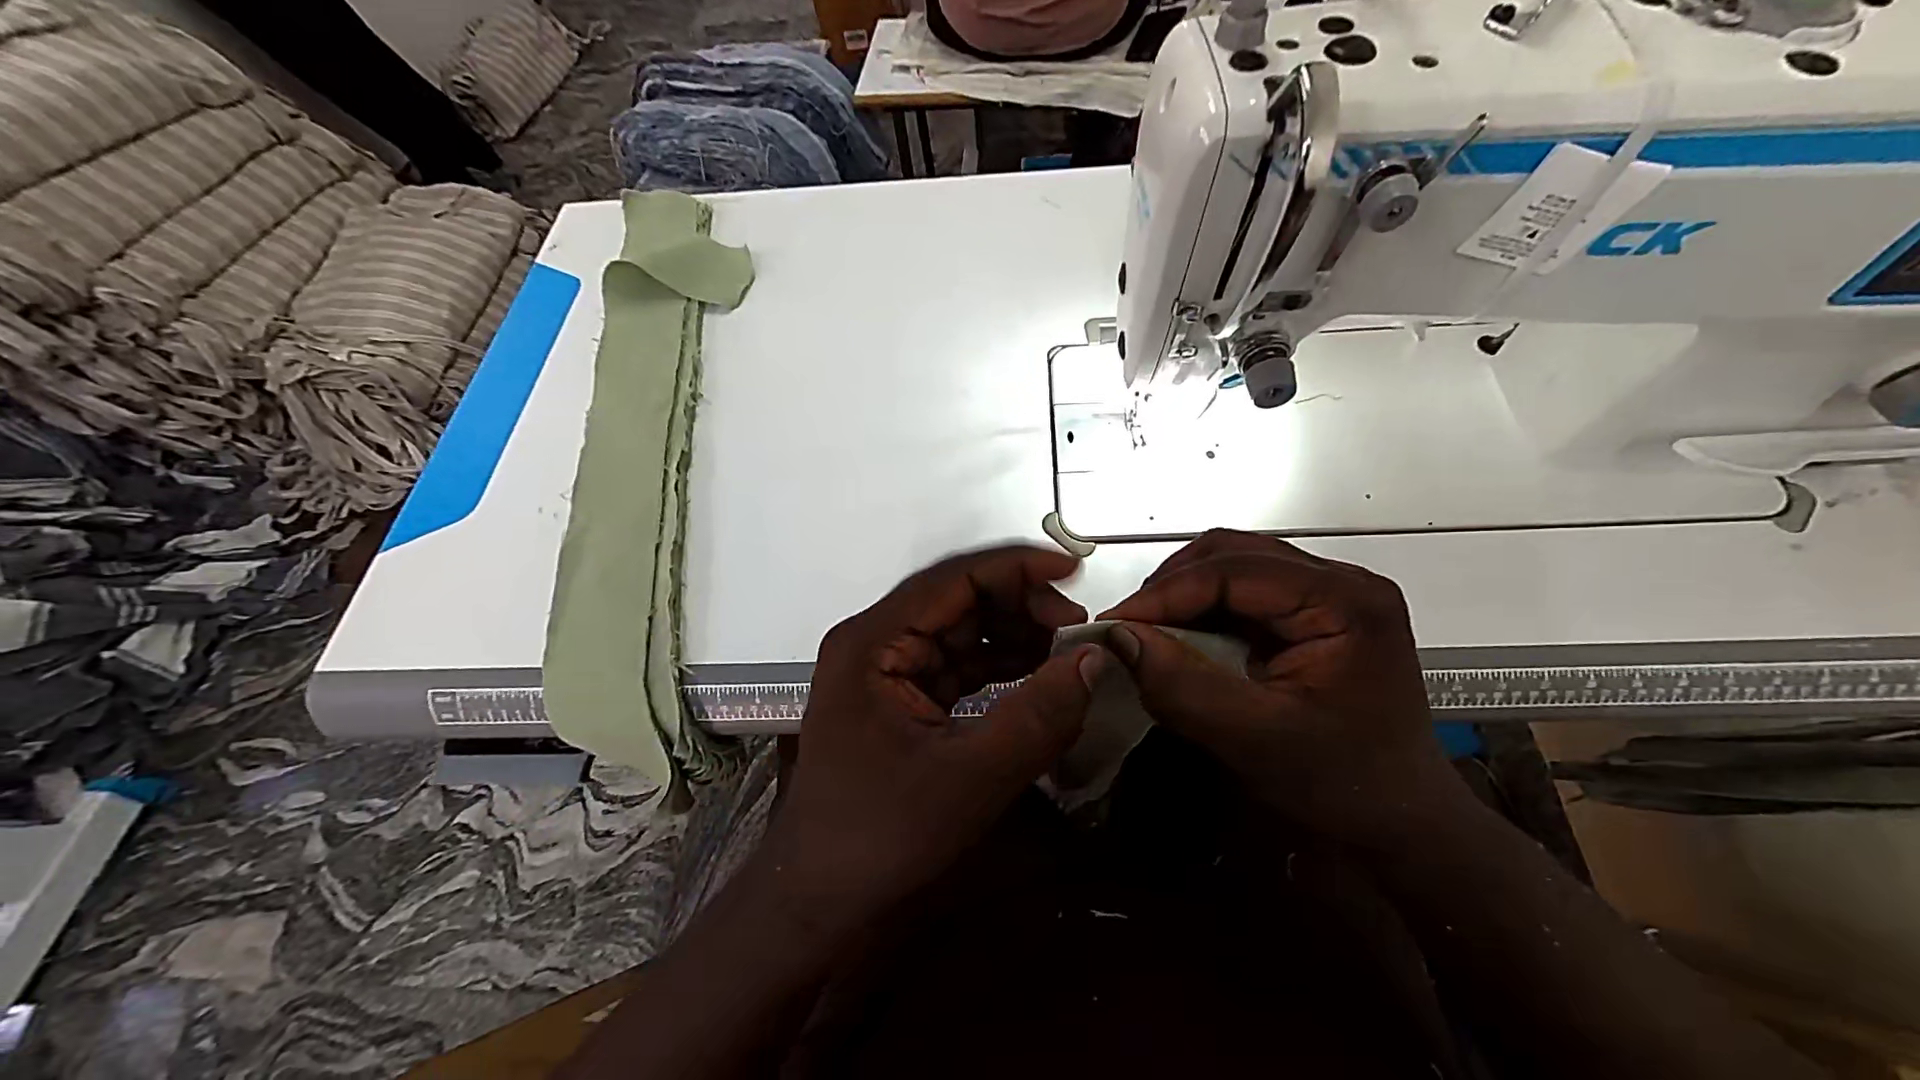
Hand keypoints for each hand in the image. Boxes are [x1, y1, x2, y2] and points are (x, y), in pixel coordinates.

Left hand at [758, 546, 1104, 922]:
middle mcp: (875, 645)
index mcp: (871, 645)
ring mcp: (888, 671)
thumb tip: (1092, 661)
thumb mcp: (970, 776)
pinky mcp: (904, 698)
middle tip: (1076, 628)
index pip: (952, 580)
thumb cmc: (878, 838)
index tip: (1072, 571)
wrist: (824, 899)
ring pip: (964, 631)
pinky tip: (1040, 676)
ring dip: (1016, 635)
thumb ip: (1039, 716)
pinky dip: (1002, 667)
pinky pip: (960, 665)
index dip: (1016, 568)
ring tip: (1067, 651)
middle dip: (1021, 606)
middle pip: (959, 600)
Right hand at [1099, 530, 1467, 844]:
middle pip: (1233, 555)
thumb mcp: (1256, 740)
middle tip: (1128, 626)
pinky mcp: (1311, 617)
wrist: (1401, 823)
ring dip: (1182, 596)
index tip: (1115, 624)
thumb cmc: (1348, 786)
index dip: (1165, 593)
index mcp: (1347, 602)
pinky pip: (1241, 596)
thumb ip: (1184, 687)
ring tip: (1147, 632)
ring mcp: (1328, 598)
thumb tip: (1122, 639)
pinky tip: (1179, 640)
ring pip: (1232, 569)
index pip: (1234, 570)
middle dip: (1171, 587)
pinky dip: (1200, 613)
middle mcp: (1343, 584)